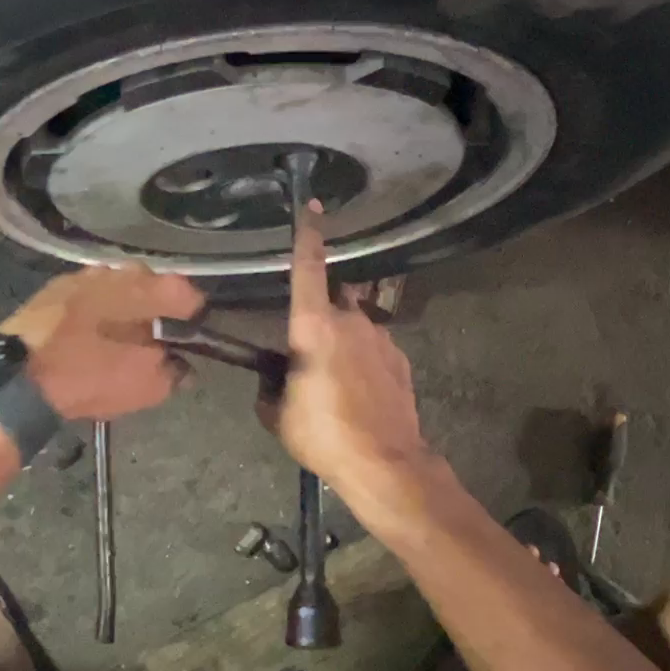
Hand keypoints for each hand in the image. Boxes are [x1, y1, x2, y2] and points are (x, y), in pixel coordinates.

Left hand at [1, 263, 204, 420]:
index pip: (180, 289)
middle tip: (159, 331)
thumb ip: (169, 374)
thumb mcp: (140, 386)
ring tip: (124, 332)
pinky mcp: (49, 292)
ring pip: (113, 285)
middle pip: (145, 281)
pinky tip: (92, 332)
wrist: (13, 377)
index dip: (191, 309)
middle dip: (156, 303)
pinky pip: (86, 295)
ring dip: (123, 304)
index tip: (194, 326)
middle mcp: (110, 273)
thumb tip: (180, 368)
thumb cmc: (84, 376)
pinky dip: (96, 310)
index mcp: (140, 289)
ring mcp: (76, 278)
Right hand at [261, 202, 431, 494]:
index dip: (307, 236)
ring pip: (353, 329)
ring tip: (334, 385)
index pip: (308, 269)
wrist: (384, 462)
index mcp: (313, 327)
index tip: (311, 208)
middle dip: (317, 324)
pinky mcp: (400, 359)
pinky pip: (373, 350)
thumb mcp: (278, 416)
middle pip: (329, 306)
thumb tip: (272, 384)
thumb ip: (269, 390)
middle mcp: (350, 321)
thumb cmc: (323, 434)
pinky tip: (359, 394)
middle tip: (306, 361)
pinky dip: (363, 363)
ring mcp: (381, 338)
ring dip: (341, 346)